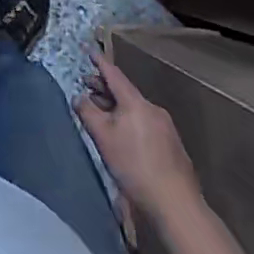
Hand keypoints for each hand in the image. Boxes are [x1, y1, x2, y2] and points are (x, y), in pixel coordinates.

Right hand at [77, 47, 199, 215]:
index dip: (100, 63)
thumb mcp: (103, 137)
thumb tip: (79, 97)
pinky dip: (128, 119)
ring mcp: (165, 126)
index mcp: (136, 102)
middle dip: (105, 87)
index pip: (114, 75)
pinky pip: (144, 122)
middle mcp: (152, 108)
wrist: (175, 202)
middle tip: (87, 85)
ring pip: (134, 108)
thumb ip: (87, 112)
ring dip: (116, 105)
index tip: (90, 51)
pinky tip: (122, 133)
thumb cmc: (133, 165)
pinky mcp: (171, 144)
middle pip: (125, 91)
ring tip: (100, 109)